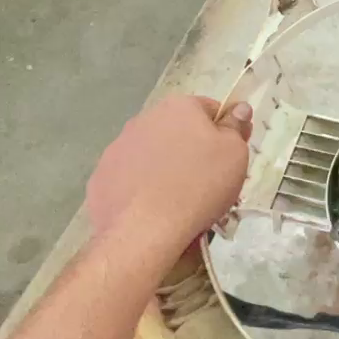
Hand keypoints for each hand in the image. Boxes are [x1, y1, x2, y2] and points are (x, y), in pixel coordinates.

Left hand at [85, 96, 252, 257]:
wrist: (143, 232)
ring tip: (178, 200)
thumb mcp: (235, 153)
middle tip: (207, 181)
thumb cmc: (199, 185)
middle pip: (178, 131)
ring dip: (165, 168)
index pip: (210, 109)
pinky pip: (129, 178)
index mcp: (178, 106)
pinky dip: (141, 189)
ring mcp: (117, 149)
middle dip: (192, 150)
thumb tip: (238, 109)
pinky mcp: (99, 179)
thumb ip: (236, 126)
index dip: (224, 132)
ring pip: (152, 154)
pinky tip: (152, 210)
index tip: (229, 157)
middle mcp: (144, 119)